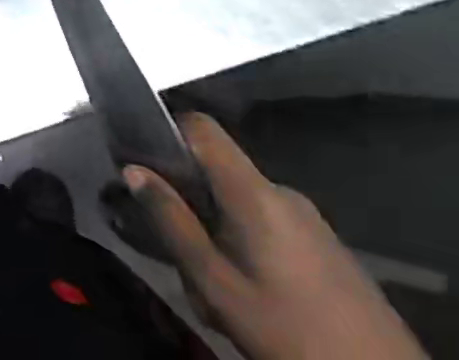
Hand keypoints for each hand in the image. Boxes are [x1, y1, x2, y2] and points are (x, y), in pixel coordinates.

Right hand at [126, 114, 427, 359]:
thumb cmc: (292, 331)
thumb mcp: (215, 282)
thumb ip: (171, 221)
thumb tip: (133, 169)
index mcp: (255, 193)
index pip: (201, 128)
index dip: (165, 129)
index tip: (139, 157)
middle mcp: (283, 195)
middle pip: (215, 171)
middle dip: (185, 199)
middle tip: (170, 242)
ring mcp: (310, 222)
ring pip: (237, 204)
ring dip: (213, 229)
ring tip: (207, 279)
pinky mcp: (325, 249)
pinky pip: (265, 226)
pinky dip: (242, 245)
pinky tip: (244, 290)